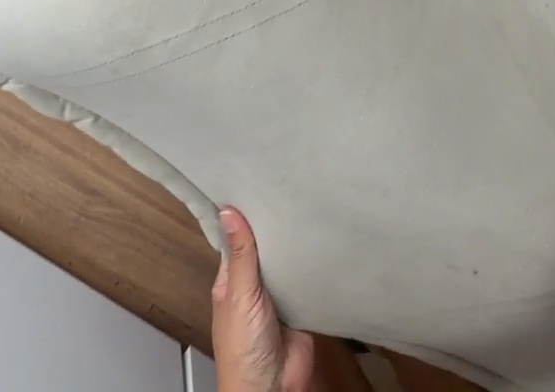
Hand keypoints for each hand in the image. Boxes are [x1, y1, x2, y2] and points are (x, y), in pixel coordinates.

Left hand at [213, 206, 315, 391]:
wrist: (273, 388)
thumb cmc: (243, 346)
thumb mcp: (239, 294)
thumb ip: (240, 254)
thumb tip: (229, 210)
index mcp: (232, 279)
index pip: (237, 239)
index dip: (244, 215)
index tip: (255, 183)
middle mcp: (255, 284)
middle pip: (266, 248)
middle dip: (276, 226)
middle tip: (293, 188)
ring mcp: (280, 294)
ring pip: (288, 261)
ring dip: (297, 245)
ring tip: (311, 207)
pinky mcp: (303, 305)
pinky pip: (309, 279)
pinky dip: (315, 266)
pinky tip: (326, 242)